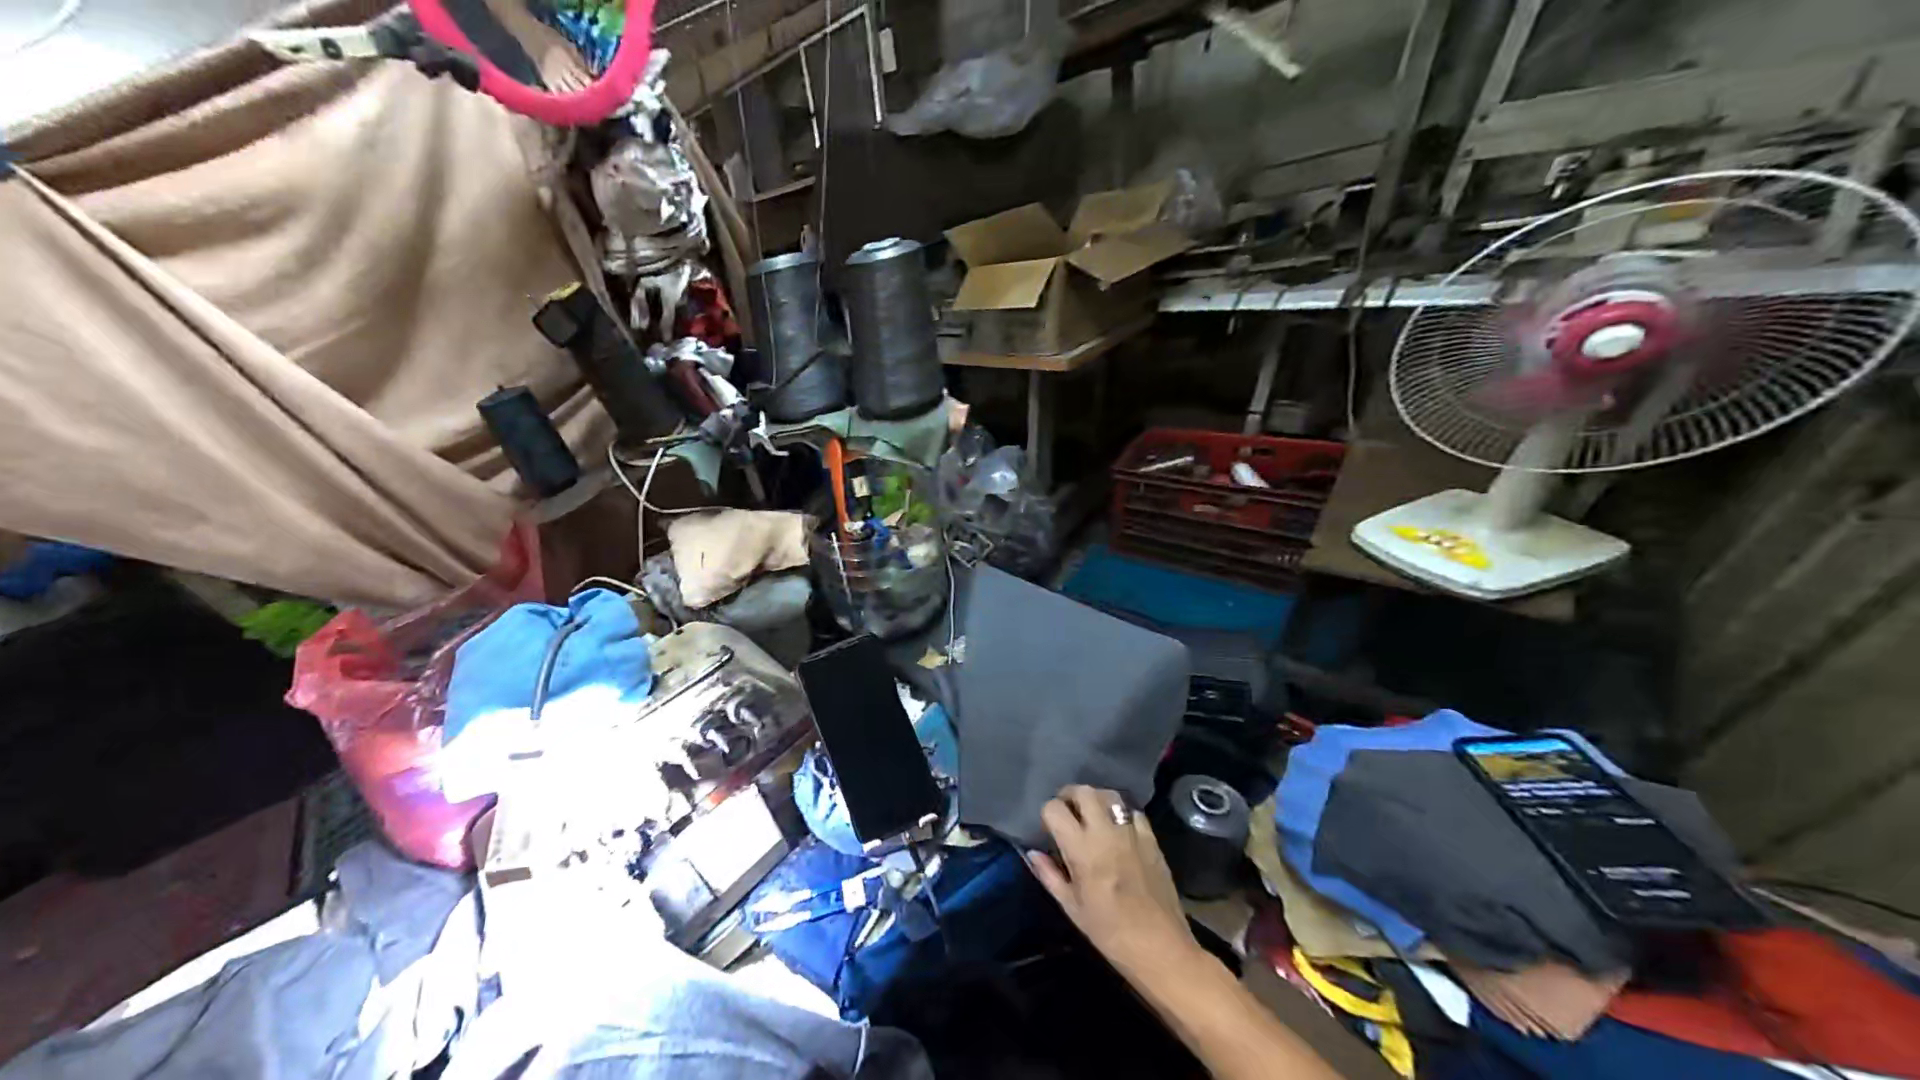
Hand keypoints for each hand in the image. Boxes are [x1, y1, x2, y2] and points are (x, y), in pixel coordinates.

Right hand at [1027, 785, 1196, 975]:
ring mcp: (1131, 833)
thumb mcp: (1072, 908)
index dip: (1048, 813)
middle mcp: (1105, 832)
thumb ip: (1050, 875)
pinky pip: (1134, 812)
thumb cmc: (1109, 933)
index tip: (1049, 827)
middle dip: (1070, 795)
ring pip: (1110, 795)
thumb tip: (1033, 853)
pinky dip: (1122, 813)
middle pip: (1084, 791)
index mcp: (1081, 849)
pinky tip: (1119, 828)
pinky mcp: (1152, 839)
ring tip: (1091, 813)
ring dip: (1096, 798)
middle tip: (1067, 810)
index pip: (1055, 809)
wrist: (1160, 948)